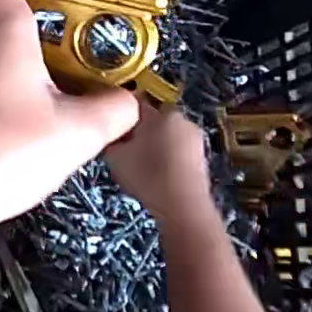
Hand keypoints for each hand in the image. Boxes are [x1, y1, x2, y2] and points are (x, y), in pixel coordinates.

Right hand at [106, 102, 217, 227]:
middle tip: (124, 153)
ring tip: (141, 167)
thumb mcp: (115, 157)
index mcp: (160, 113)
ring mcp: (195, 138)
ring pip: (166, 136)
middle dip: (138, 133)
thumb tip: (109, 134)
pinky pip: (177, 150)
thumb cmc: (147, 176)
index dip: (119, 118)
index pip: (134, 105)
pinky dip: (167, 158)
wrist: (184, 207)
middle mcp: (181, 119)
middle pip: (152, 120)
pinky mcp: (201, 157)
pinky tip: (157, 175)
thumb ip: (109, 139)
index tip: (111, 133)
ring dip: (154, 146)